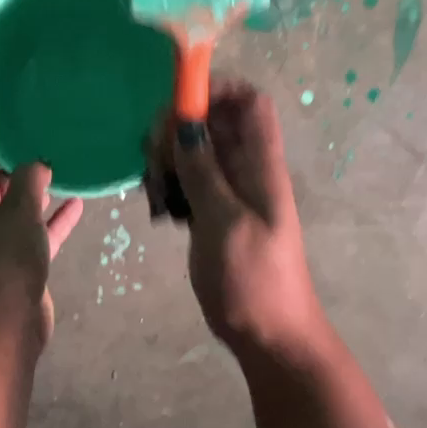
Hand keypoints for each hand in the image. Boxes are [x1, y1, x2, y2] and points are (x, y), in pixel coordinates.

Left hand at [0, 163, 83, 343]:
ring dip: (41, 204)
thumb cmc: (9, 258)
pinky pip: (33, 240)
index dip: (10, 167)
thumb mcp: (21, 211)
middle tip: (53, 172)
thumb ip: (29, 181)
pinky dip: (52, 225)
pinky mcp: (16, 272)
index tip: (37, 164)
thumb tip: (36, 163)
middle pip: (2, 199)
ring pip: (20, 221)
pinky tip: (75, 210)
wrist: (6, 323)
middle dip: (26, 185)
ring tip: (66, 186)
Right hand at [146, 83, 325, 355]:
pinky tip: (160, 211)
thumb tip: (182, 123)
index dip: (217, 90)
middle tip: (157, 162)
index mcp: (260, 164)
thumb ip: (203, 171)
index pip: (249, 101)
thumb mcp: (225, 223)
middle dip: (176, 130)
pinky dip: (168, 184)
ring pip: (192, 149)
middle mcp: (244, 168)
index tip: (177, 106)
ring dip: (166, 160)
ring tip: (156, 194)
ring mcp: (227, 189)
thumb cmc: (255, 280)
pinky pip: (185, 178)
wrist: (269, 337)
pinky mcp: (210, 211)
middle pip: (210, 120)